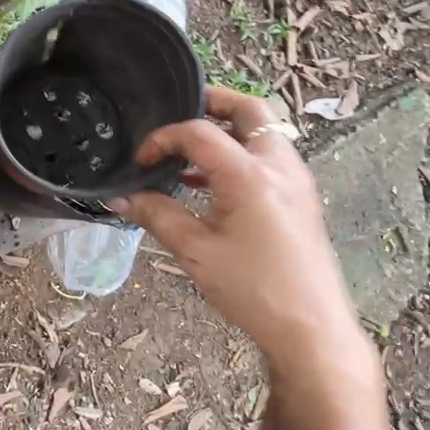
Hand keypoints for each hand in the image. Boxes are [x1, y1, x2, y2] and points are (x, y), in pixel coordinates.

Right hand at [108, 88, 364, 371]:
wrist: (310, 327)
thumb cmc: (250, 288)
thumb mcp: (194, 250)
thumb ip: (156, 215)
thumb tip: (120, 198)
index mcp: (249, 175)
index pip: (199, 133)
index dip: (163, 139)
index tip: (141, 161)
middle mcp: (279, 166)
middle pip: (250, 109)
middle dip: (212, 103)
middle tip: (179, 112)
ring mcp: (296, 180)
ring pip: (264, 131)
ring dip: (227, 130)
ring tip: (190, 153)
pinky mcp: (300, 198)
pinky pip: (270, 156)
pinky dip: (240, 153)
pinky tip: (210, 183)